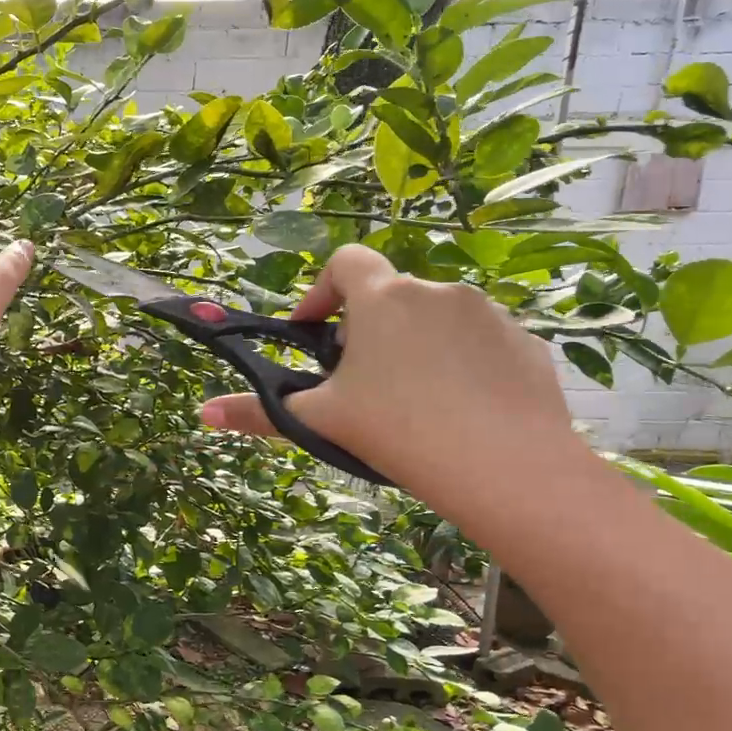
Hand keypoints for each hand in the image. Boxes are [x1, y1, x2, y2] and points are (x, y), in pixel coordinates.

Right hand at [199, 245, 581, 504]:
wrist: (507, 469)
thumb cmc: (395, 430)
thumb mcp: (317, 420)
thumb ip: (257, 411)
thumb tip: (204, 414)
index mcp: (382, 299)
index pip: (346, 261)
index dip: (321, 291)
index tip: (313, 333)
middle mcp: (437, 293)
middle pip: (388, 297)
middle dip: (365, 331)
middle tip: (354, 383)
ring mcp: (489, 316)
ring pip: (434, 321)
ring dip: (412, 346)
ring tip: (406, 402)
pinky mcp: (527, 344)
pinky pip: (478, 344)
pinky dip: (459, 366)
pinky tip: (455, 412)